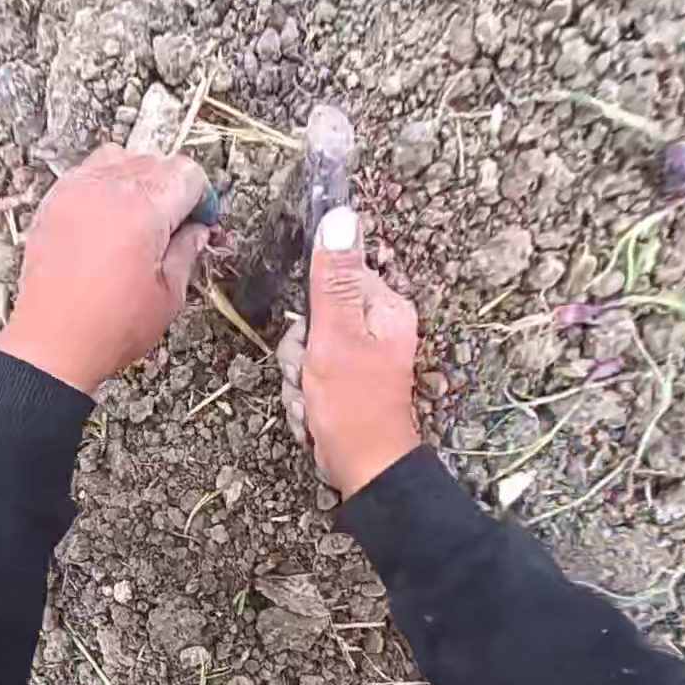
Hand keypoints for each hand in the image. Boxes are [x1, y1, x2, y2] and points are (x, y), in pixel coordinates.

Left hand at [0, 146, 210, 392]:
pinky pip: (89, 173)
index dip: (203, 199)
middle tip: (178, 231)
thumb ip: (188, 252)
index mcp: (145, 209)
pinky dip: (109, 187)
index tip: (203, 224)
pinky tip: (112, 224)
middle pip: (156, 162)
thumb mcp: (170, 296)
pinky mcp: (54, 201)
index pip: (187, 174)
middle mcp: (109, 187)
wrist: (55, 342)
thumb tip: (198, 231)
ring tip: (143, 223)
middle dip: (175, 190)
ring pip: (121, 159)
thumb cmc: (113, 326)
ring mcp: (77, 189)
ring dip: (141, 182)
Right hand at [280, 206, 420, 494]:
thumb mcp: (336, 336)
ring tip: (312, 395)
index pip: (334, 277)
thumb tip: (340, 217)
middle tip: (310, 371)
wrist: (362, 466)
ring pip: (306, 345)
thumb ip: (334, 281)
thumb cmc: (353, 407)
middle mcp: (377, 326)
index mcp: (385, 308)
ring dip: (299, 374)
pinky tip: (314, 408)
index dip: (312, 307)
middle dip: (301, 349)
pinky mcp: (346, 377)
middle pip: (315, 314)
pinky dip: (305, 391)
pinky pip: (310, 370)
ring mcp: (361, 354)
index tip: (312, 334)